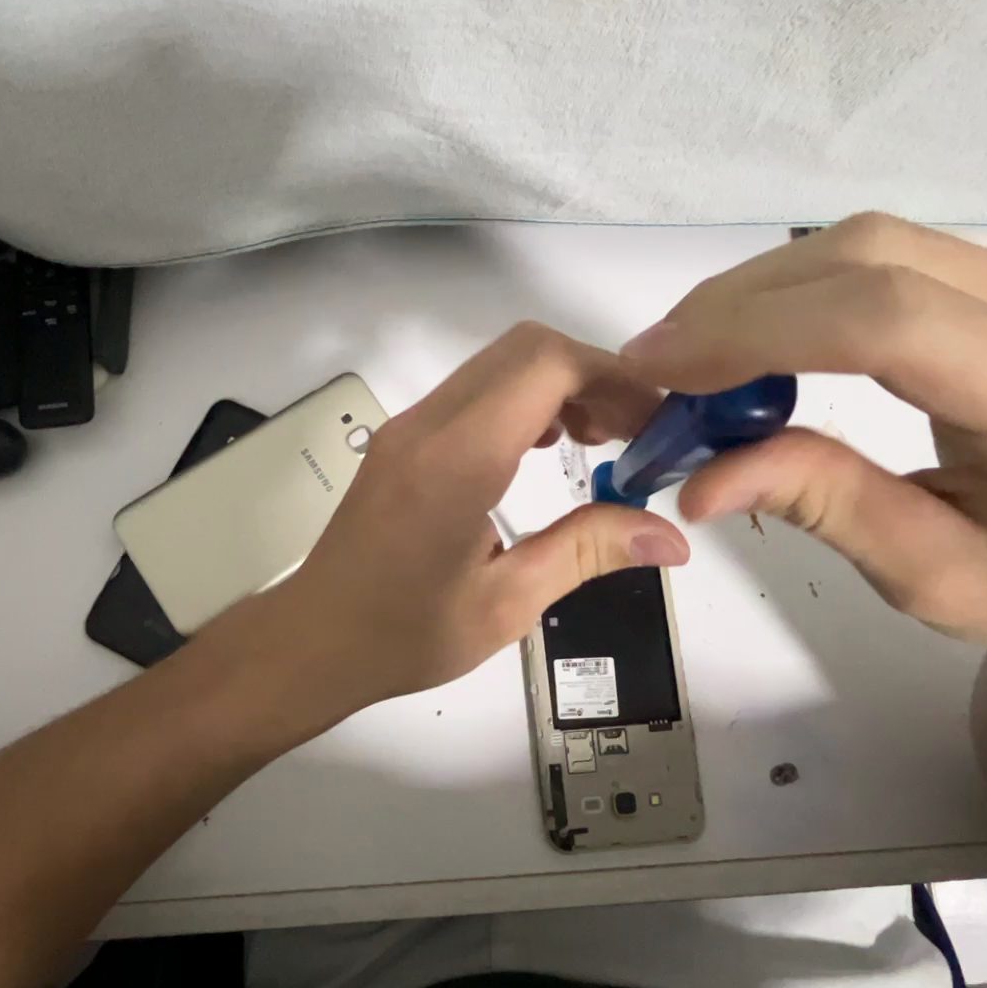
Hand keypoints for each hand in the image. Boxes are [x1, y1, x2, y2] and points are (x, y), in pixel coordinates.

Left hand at [261, 322, 690, 709]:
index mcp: (456, 460)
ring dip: (559, 384)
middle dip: (594, 376)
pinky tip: (543, 449)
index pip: (545, 365)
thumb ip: (587, 552)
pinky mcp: (403, 437)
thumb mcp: (506, 602)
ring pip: (499, 363)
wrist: (315, 638)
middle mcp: (428, 423)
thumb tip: (671, 536)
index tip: (653, 424)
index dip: (613, 378)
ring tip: (599, 441)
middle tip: (634, 434)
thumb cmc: (404, 634)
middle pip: (526, 348)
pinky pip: (474, 390)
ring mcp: (409, 425)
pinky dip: (523, 400)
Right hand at [618, 214, 986, 707]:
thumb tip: (699, 479)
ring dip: (765, 291)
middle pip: (882, 258)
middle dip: (746, 302)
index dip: (761, 331)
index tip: (660, 368)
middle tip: (660, 362)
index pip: (897, 326)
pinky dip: (800, 293)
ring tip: (696, 355)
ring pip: (879, 244)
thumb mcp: (929, 580)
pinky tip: (757, 339)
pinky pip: (892, 262)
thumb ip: (822, 507)